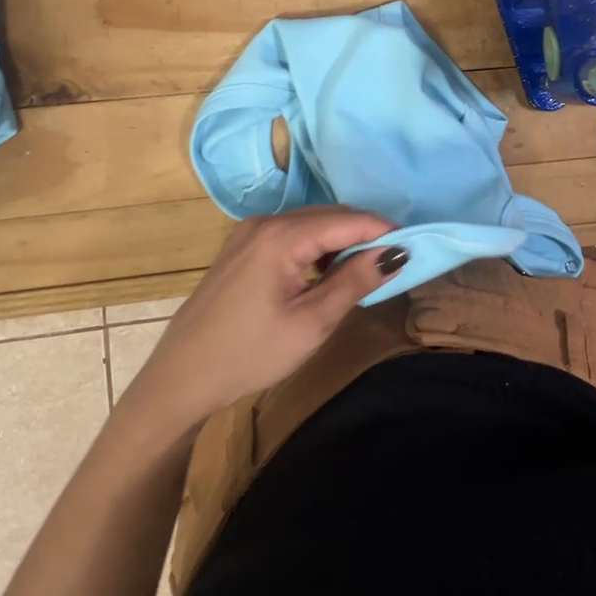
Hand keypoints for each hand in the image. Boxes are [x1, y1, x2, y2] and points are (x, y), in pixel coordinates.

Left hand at [118, 206, 404, 433]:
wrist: (181, 380)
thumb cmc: (249, 354)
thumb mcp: (312, 323)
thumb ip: (355, 281)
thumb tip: (397, 253)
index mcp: (282, 236)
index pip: (349, 220)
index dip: (385, 232)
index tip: (414, 249)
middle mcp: (265, 222)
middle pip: (330, 215)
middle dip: (364, 234)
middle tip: (393, 263)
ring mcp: (248, 233)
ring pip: (312, 223)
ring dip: (341, 241)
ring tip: (362, 273)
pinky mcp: (241, 248)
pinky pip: (292, 234)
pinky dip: (316, 247)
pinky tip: (324, 275)